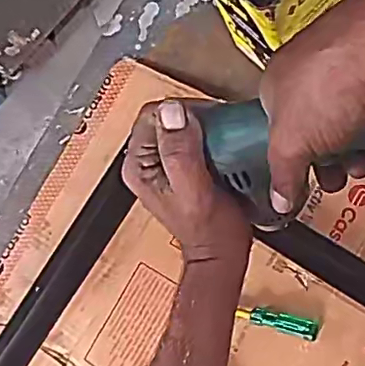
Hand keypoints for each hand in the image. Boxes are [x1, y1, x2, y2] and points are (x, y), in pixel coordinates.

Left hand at [122, 99, 252, 265]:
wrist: (223, 253)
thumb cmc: (210, 231)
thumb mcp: (194, 190)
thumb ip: (180, 152)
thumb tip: (172, 113)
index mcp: (139, 166)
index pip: (153, 114)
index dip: (183, 112)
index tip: (208, 121)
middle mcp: (148, 163)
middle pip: (168, 118)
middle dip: (196, 118)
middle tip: (220, 130)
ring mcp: (167, 165)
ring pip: (183, 127)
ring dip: (206, 128)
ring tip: (224, 139)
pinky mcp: (185, 168)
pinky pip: (196, 140)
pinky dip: (212, 140)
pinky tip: (225, 150)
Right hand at [259, 0, 364, 214]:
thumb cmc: (332, 79)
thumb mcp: (291, 143)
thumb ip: (283, 175)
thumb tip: (280, 200)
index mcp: (278, 83)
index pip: (277, 130)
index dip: (291, 160)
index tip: (302, 184)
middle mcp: (312, 73)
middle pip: (319, 132)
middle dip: (332, 164)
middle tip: (340, 179)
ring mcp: (351, 72)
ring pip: (353, 127)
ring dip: (362, 155)